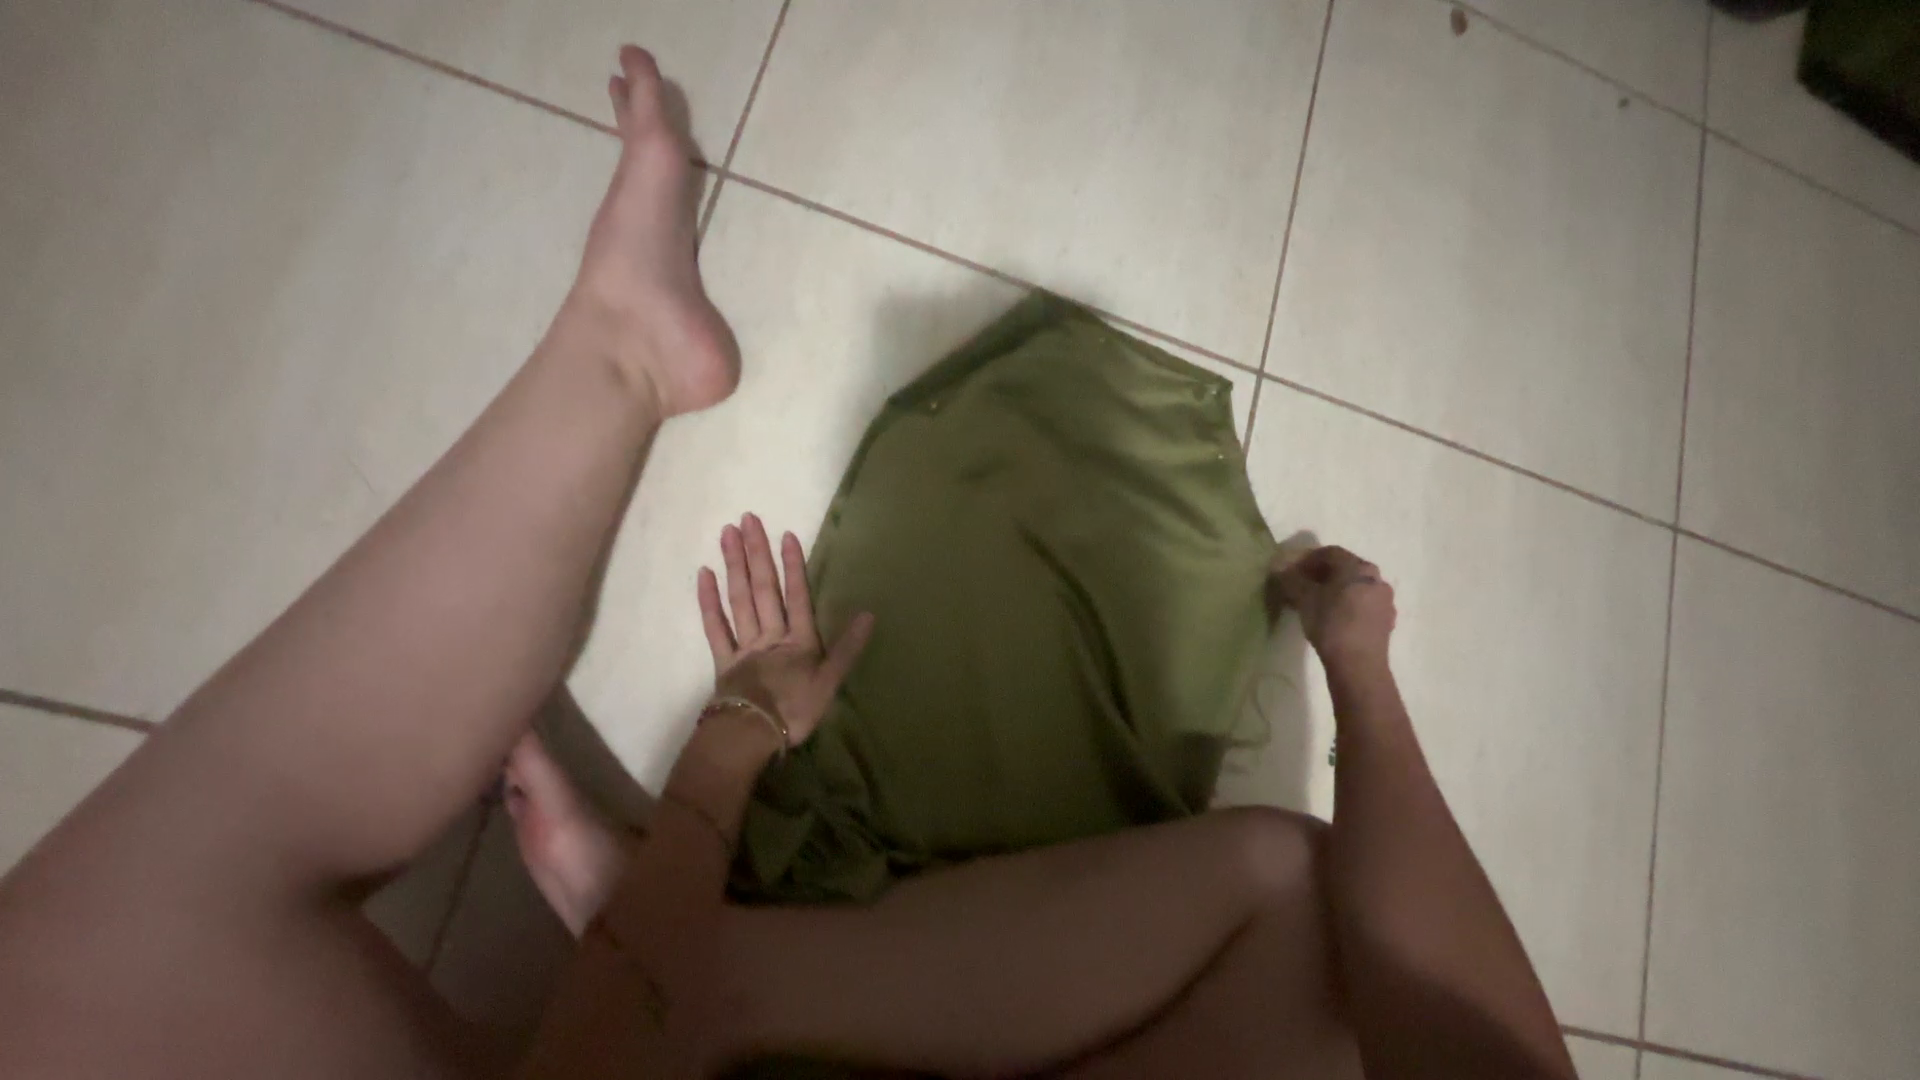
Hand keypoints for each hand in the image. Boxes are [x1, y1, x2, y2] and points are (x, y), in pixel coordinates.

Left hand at [696, 513, 873, 746]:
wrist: (751, 736)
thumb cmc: (795, 712)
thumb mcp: (830, 683)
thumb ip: (848, 648)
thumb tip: (868, 614)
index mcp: (799, 641)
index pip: (797, 596)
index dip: (793, 566)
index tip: (786, 534)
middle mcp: (771, 635)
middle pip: (764, 589)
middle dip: (757, 553)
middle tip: (748, 518)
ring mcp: (744, 645)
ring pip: (739, 599)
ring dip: (734, 565)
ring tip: (728, 534)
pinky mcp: (723, 660)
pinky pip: (715, 627)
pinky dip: (709, 601)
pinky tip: (704, 575)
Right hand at [1273, 544, 1396, 670]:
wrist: (1358, 664)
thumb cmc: (1330, 623)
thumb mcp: (1303, 598)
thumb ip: (1291, 579)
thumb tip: (1279, 568)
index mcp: (1358, 567)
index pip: (1330, 553)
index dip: (1307, 559)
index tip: (1291, 571)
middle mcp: (1376, 578)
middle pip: (1345, 568)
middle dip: (1322, 574)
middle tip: (1302, 586)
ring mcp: (1385, 600)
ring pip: (1355, 587)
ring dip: (1335, 590)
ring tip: (1316, 603)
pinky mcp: (1386, 621)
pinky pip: (1363, 604)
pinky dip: (1347, 605)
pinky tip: (1334, 619)